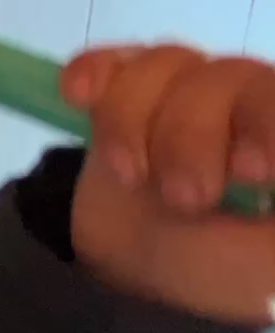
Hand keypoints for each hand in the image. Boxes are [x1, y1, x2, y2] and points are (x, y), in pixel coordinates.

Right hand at [61, 45, 274, 327]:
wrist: (140, 274)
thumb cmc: (224, 271)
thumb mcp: (271, 264)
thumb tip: (261, 176)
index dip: (265, 123)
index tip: (250, 177)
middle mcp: (258, 105)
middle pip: (230, 76)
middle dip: (189, 139)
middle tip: (183, 199)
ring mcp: (190, 95)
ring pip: (166, 65)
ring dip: (130, 124)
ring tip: (129, 176)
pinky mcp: (123, 94)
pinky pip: (110, 59)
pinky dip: (91, 73)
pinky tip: (78, 99)